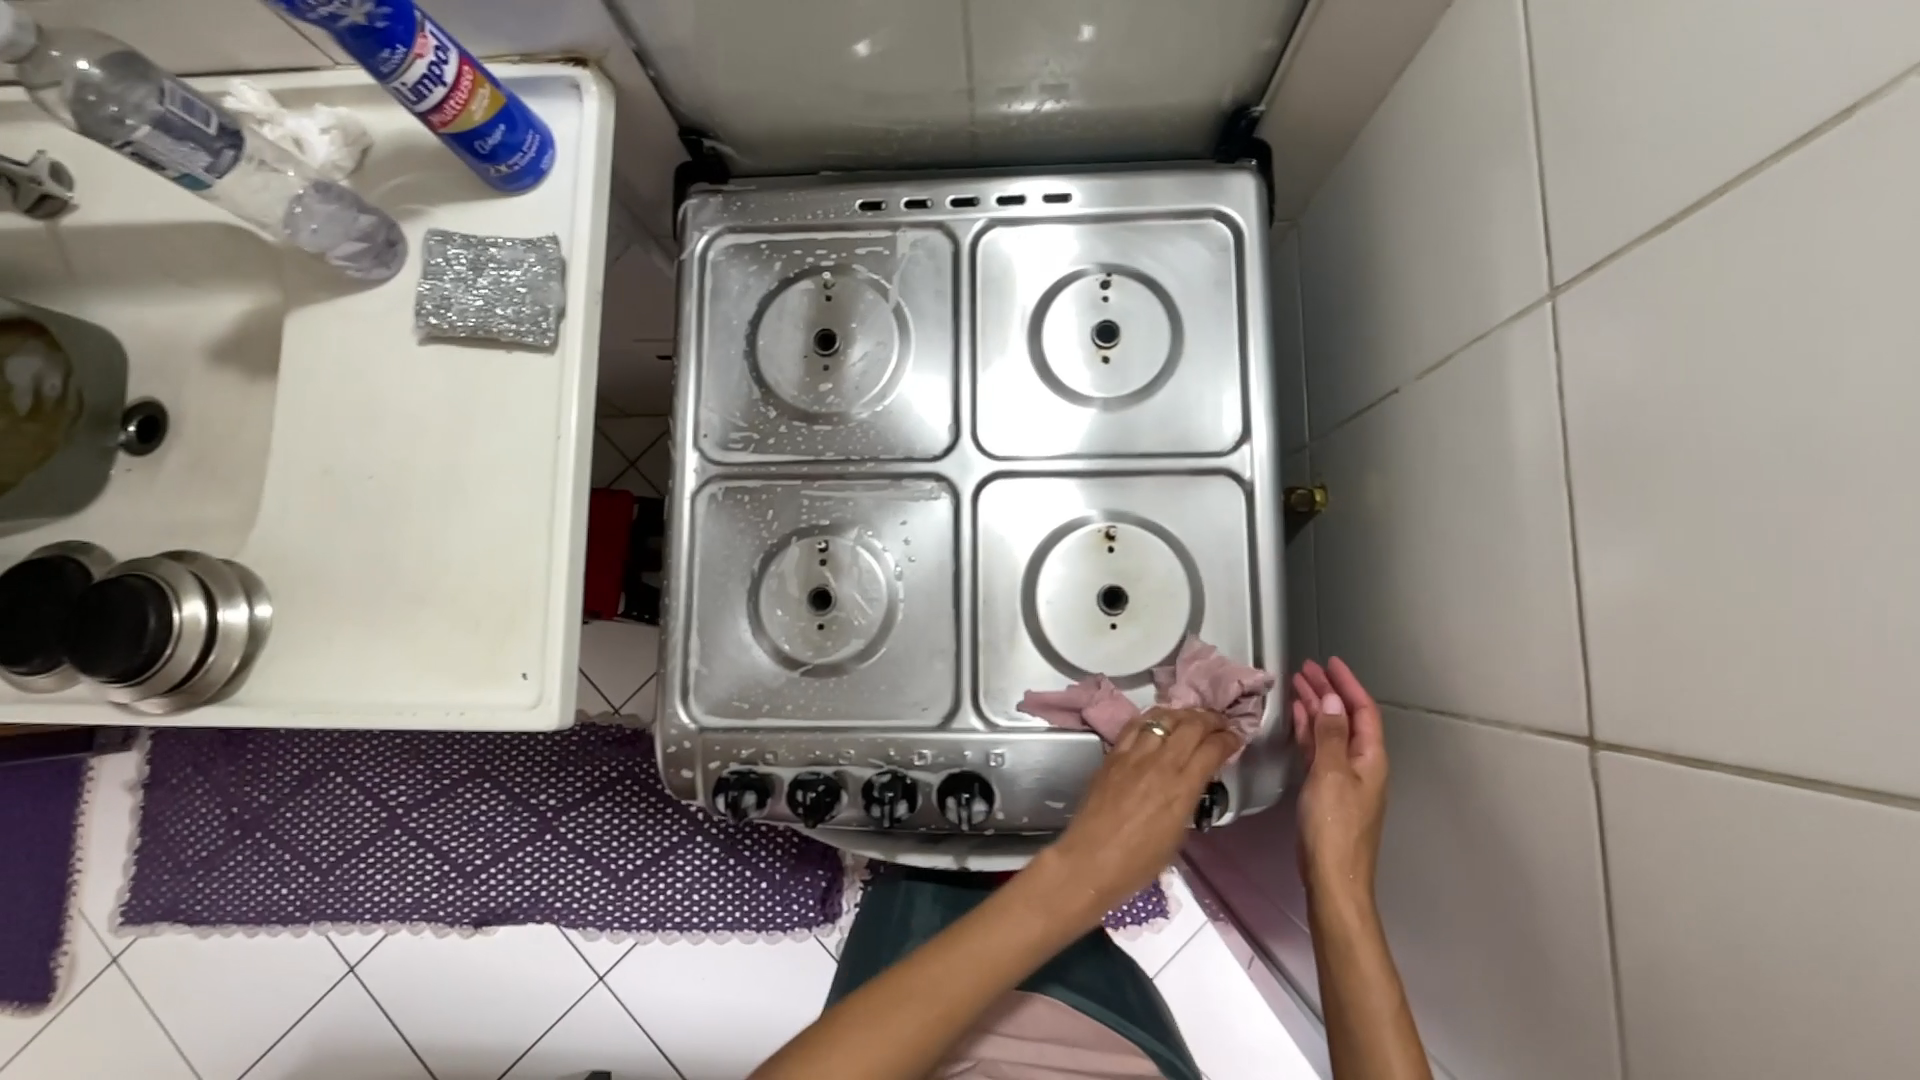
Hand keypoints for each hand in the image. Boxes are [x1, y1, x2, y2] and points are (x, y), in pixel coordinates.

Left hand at [1045, 708, 1242, 920]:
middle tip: (1219, 723)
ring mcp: (1133, 755)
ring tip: (1191, 717)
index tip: (1235, 738)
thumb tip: (1194, 781)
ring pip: (1163, 718)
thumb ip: (1189, 799)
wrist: (1091, 860)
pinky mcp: (1112, 755)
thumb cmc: (1139, 861)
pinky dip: (1151, 719)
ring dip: (1182, 714)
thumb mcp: (1178, 833)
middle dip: (1211, 719)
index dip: (1228, 739)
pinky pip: (1135, 725)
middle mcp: (1160, 763)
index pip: (1212, 748)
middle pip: (1191, 725)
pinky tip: (1157, 721)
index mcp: (1182, 788)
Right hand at [1291, 658, 1388, 903]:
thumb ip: (1329, 734)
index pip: (1362, 711)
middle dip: (1328, 692)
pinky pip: (1319, 750)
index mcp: (1371, 758)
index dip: (1347, 684)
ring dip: (1316, 708)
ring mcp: (1344, 779)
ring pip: (1331, 732)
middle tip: (1305, 669)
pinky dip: (1308, 731)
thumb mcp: (1330, 773)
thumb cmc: (1333, 825)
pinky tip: (1298, 721)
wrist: (1332, 877)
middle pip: (1346, 719)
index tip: (1330, 662)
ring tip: (1297, 686)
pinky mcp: (1327, 791)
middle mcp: (1362, 765)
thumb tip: (1330, 699)